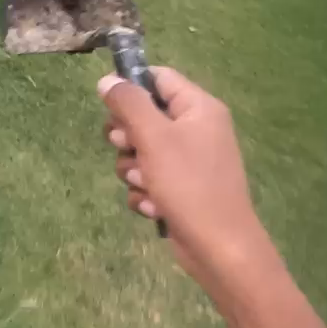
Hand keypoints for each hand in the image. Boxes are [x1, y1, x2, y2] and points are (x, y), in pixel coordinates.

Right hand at [99, 67, 272, 278]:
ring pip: (141, 150)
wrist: (220, 249)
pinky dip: (144, 191)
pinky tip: (153, 206)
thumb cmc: (189, 185)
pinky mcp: (182, 189)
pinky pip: (149, 179)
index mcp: (199, 108)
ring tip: (144, 184)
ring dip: (132, 169)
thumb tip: (106, 80)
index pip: (158, 77)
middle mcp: (196, 129)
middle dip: (127, 136)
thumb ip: (128, 103)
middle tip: (127, 148)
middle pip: (144, 115)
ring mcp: (190, 161)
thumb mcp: (153, 137)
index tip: (110, 106)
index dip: (131, 88)